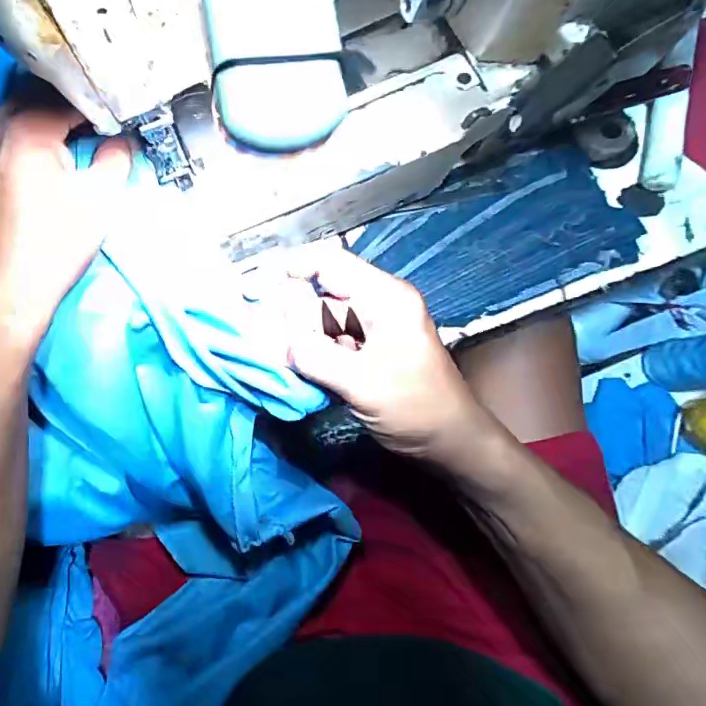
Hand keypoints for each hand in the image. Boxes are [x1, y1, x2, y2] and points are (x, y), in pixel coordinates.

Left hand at [0, 96, 132, 347]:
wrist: (5, 294)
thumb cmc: (56, 245)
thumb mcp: (101, 198)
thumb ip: (116, 155)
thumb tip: (122, 137)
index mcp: (26, 127)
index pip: (71, 96)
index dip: (98, 107)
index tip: (115, 121)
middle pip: (38, 97)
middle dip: (68, 108)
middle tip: (94, 130)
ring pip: (14, 115)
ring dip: (42, 122)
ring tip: (67, 146)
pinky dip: (21, 140)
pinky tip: (38, 167)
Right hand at [281, 246, 484, 460]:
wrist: (452, 443)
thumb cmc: (417, 408)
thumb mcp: (364, 383)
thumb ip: (316, 357)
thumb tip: (274, 342)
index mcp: (384, 297)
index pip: (327, 262)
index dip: (288, 269)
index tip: (254, 290)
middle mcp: (375, 304)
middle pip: (317, 293)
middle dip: (287, 314)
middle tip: (264, 341)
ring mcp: (369, 327)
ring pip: (317, 319)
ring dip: (294, 336)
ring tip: (273, 356)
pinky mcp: (362, 350)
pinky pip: (325, 340)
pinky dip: (306, 351)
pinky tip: (291, 366)